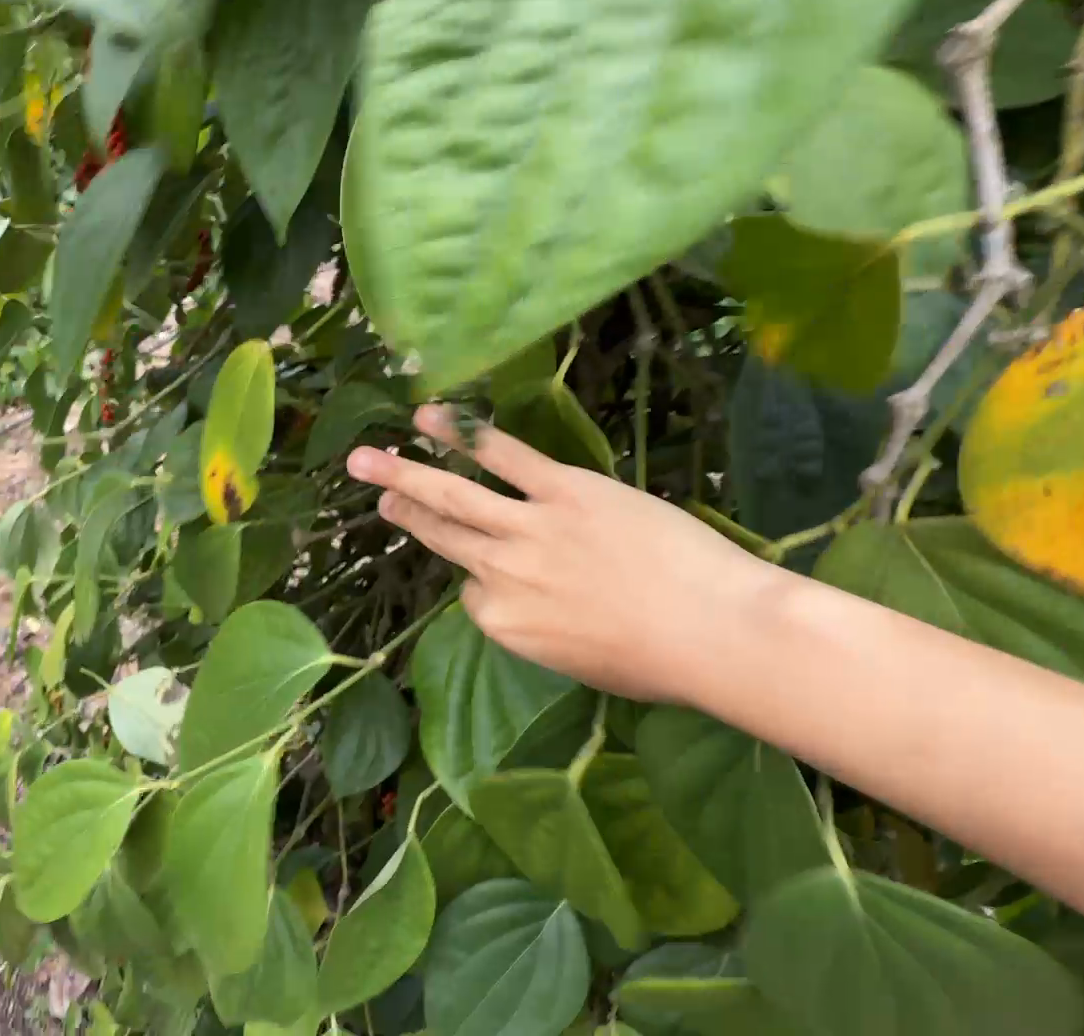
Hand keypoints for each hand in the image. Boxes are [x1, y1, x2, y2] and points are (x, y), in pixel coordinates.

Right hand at [347, 406, 788, 703]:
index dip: (485, 584)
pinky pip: (502, 458)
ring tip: (365, 459)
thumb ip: (537, 627)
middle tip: (374, 496)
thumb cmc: (660, 663)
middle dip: (402, 512)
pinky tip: (428, 418)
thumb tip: (528, 598)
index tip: (504, 579)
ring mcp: (527, 529)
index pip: (474, 595)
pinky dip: (463, 435)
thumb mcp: (578, 664)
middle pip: (441, 537)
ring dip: (403, 474)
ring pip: (451, 497)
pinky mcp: (563, 491)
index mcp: (504, 624)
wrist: (718, 633)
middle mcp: (500, 573)